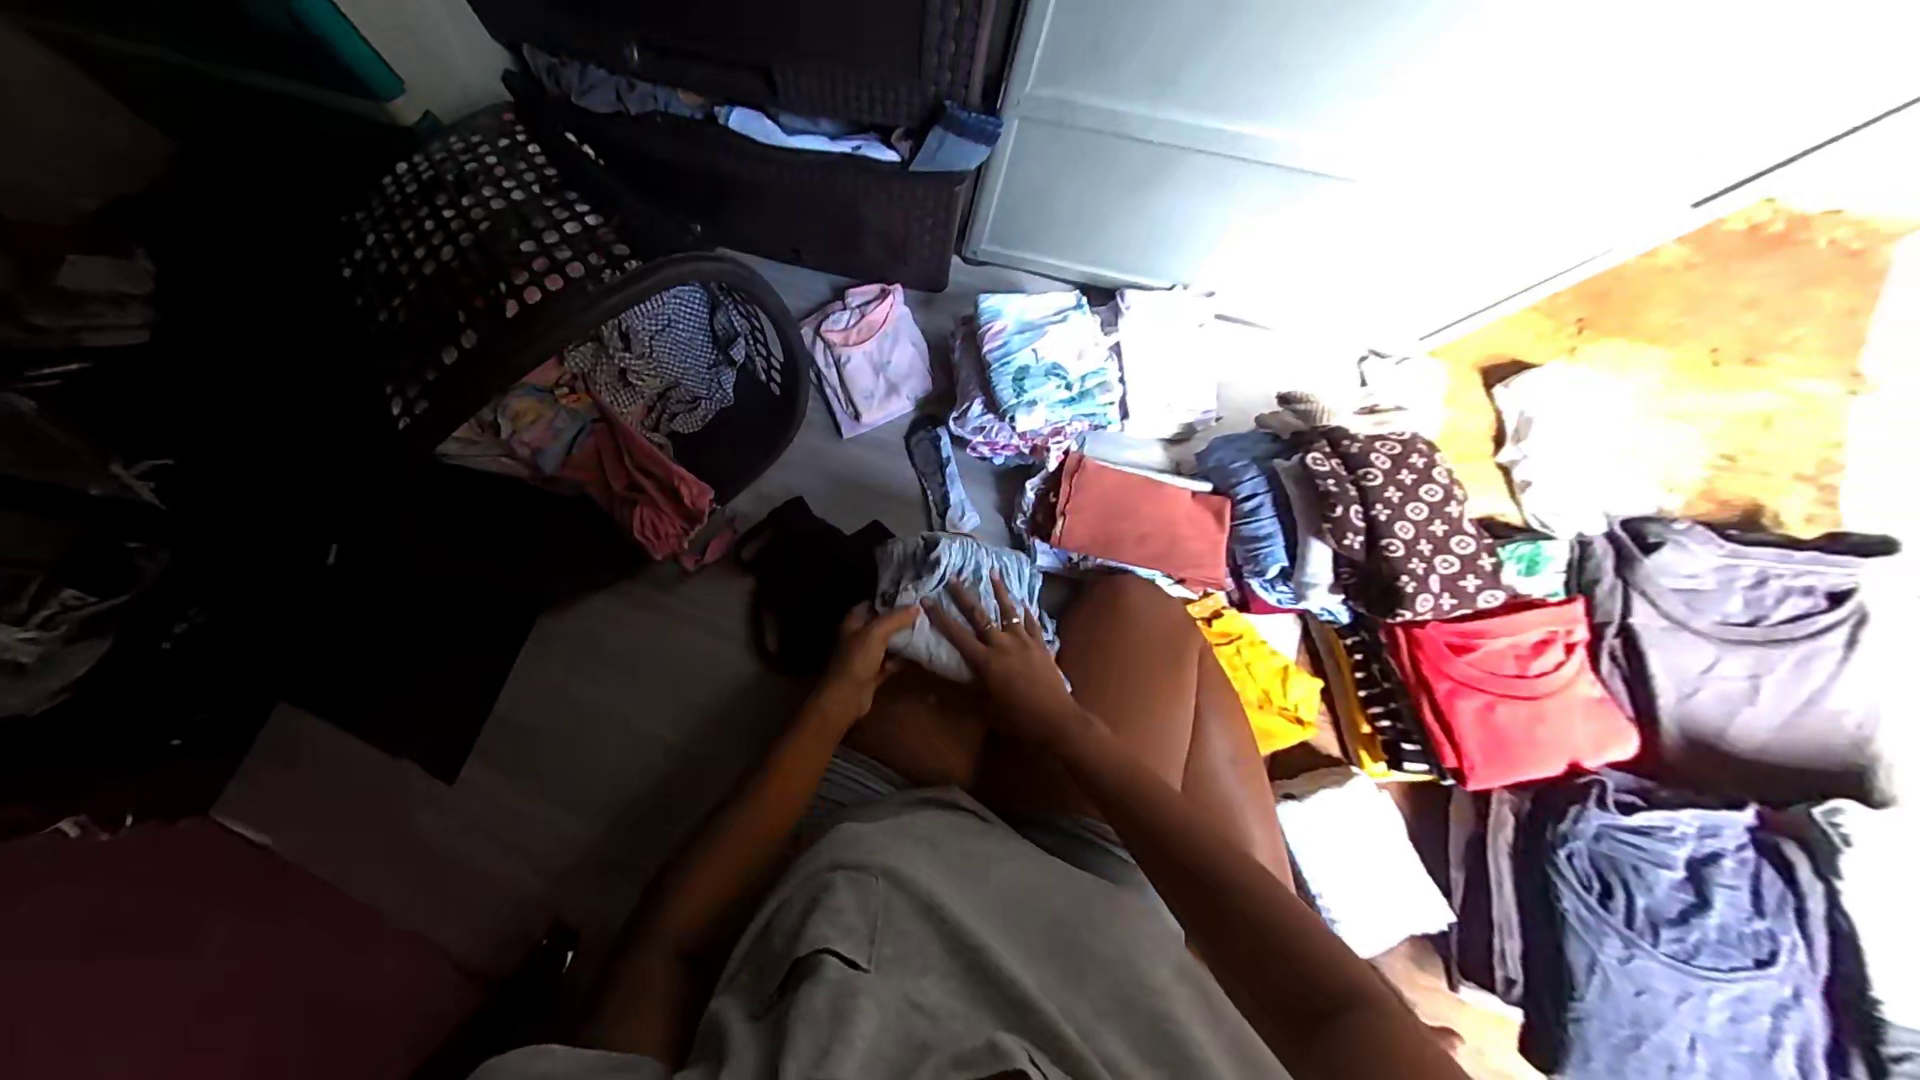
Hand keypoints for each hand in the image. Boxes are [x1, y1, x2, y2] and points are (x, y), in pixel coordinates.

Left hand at [815, 603, 919, 720]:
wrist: (844, 698)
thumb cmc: (856, 660)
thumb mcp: (876, 633)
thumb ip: (896, 618)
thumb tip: (917, 606)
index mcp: (854, 621)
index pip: (873, 603)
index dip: (891, 599)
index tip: (913, 596)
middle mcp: (859, 636)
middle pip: (883, 623)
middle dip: (902, 620)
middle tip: (925, 614)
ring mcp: (866, 655)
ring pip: (889, 643)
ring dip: (905, 640)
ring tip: (927, 631)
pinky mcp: (874, 672)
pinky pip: (892, 661)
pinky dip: (904, 659)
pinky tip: (921, 654)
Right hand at [921, 573, 1089, 751]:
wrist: (1056, 719)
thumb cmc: (1018, 718)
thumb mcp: (987, 708)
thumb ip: (967, 693)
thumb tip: (940, 690)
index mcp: (985, 661)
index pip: (956, 635)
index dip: (940, 617)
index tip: (927, 599)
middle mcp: (1003, 645)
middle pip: (980, 615)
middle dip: (964, 596)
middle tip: (954, 577)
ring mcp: (1024, 642)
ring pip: (1008, 611)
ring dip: (999, 591)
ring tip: (993, 573)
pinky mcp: (1041, 645)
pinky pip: (1031, 622)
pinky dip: (1025, 611)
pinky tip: (1023, 602)